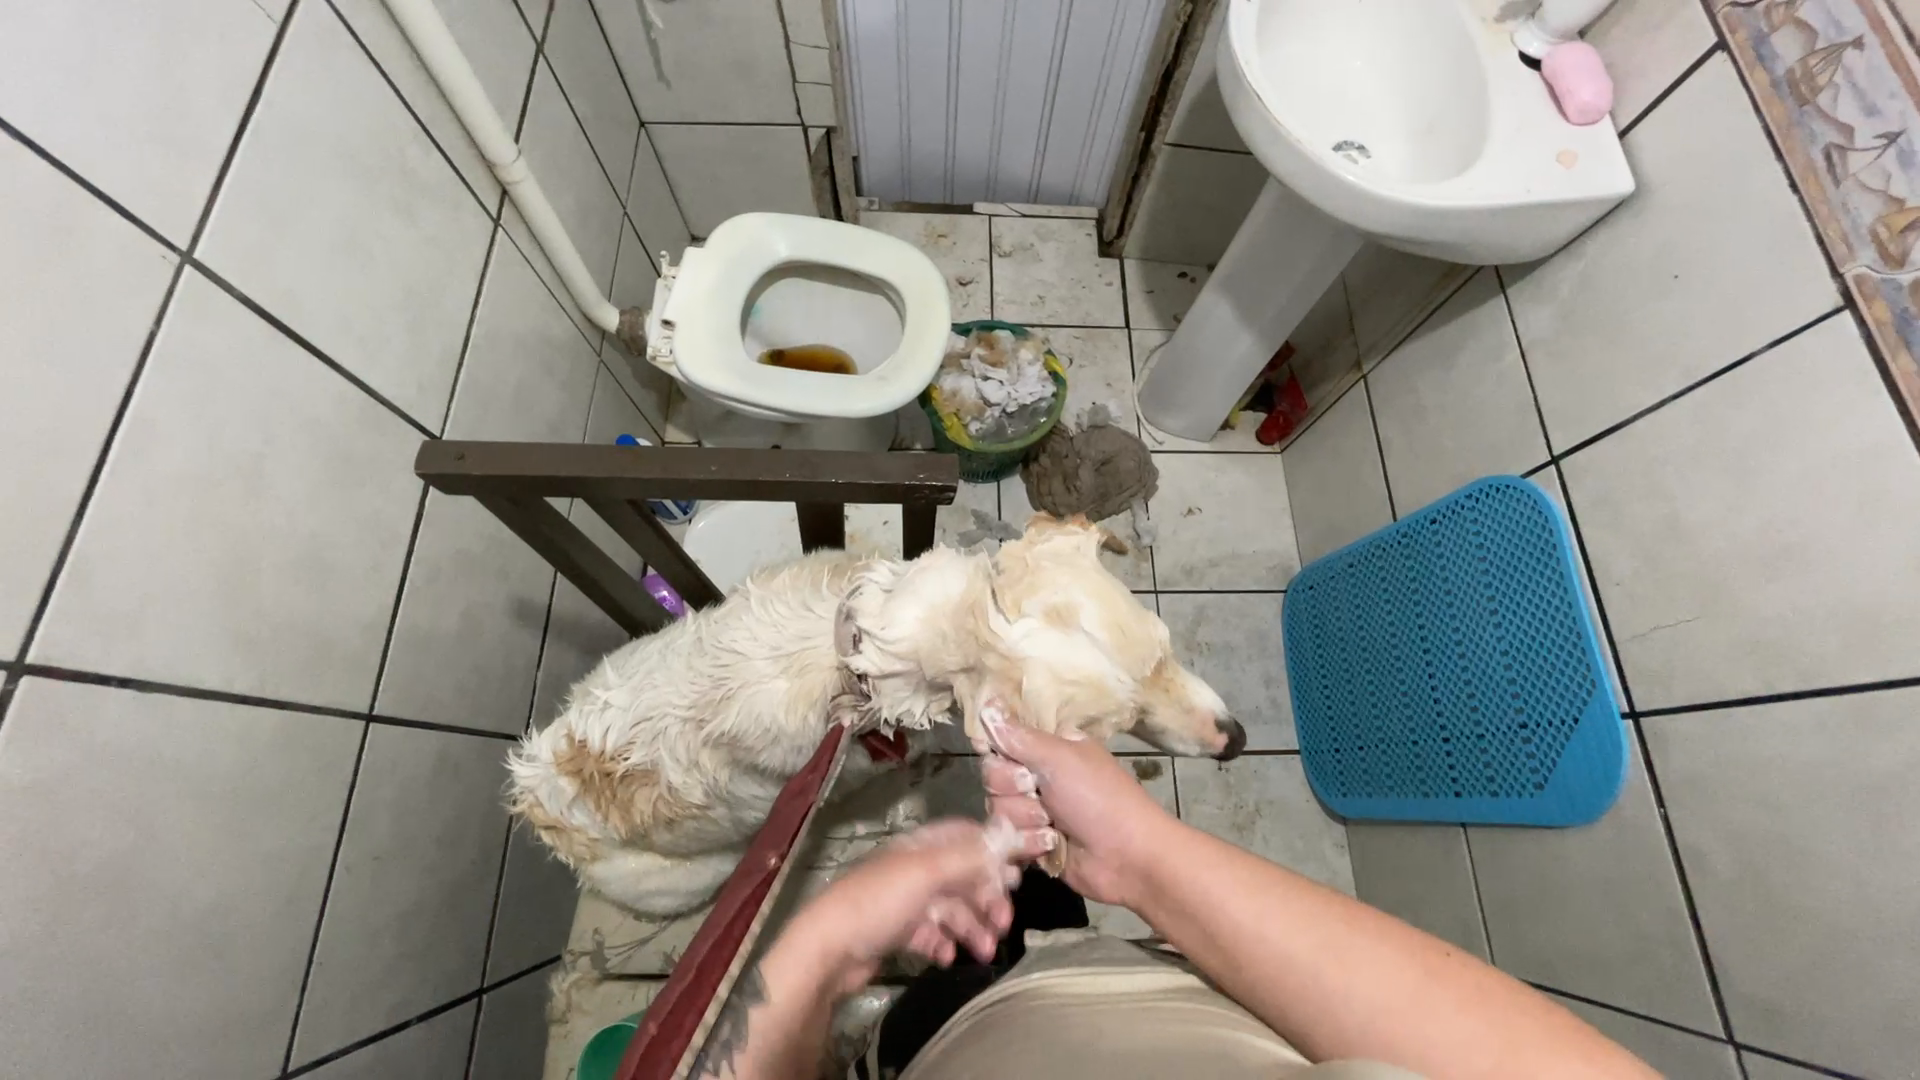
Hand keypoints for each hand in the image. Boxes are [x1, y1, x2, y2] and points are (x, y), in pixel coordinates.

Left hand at [783, 818, 1044, 994]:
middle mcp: (914, 869)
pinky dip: (943, 943)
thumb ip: (968, 856)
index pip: (964, 838)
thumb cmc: (878, 902)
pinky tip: (949, 956)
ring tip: (985, 950)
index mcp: (920, 847)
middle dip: (986, 896)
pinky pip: (929, 934)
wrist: (828, 949)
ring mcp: (904, 901)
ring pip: (949, 909)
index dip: (992, 851)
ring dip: (971, 926)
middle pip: (961, 876)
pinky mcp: (895, 932)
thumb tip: (1008, 835)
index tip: (1019, 872)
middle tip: (1005, 921)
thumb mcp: (926, 872)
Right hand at [978, 711, 1177, 908]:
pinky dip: (1027, 842)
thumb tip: (987, 707)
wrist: (1127, 858)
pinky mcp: (1031, 841)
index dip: (999, 749)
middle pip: (994, 774)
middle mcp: (1039, 775)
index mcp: (1049, 747)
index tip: (1008, 757)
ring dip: (1024, 817)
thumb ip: (1019, 736)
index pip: (1004, 739)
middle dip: (1014, 787)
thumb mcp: (1060, 758)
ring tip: (1051, 824)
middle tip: (1040, 792)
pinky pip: (1006, 837)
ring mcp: (1035, 810)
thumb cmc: (1099, 798)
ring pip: (998, 807)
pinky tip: (1049, 844)